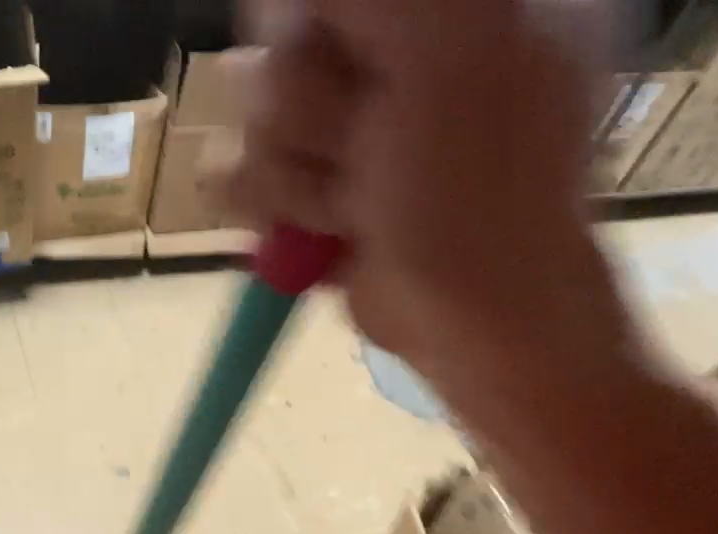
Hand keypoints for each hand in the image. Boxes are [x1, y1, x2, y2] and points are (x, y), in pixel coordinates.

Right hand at [222, 0, 620, 373]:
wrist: (469, 318)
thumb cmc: (475, 191)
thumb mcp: (445, 54)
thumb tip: (285, 1)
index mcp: (444, 5)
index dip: (314, 24)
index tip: (347, 63)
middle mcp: (390, 54)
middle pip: (282, 45)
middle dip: (308, 114)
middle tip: (366, 152)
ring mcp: (346, 126)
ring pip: (257, 117)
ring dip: (295, 175)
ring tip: (352, 209)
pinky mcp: (311, 184)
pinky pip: (242, 174)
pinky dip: (268, 208)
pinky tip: (312, 229)